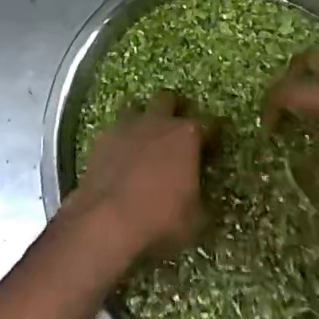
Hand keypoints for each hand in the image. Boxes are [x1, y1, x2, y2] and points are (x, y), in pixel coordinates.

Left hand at [66, 90, 209, 262]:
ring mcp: (125, 127)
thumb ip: (204, 198)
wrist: (106, 219)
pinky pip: (116, 129)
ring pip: (136, 107)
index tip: (217, 137)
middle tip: (180, 124)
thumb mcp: (197, 219)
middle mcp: (156, 122)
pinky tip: (123, 155)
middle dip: (176, 107)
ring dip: (144, 117)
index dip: (214, 130)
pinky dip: (122, 138)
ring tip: (148, 136)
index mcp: (186, 136)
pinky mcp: (101, 139)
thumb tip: (205, 195)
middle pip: (167, 99)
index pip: (208, 122)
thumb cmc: (161, 218)